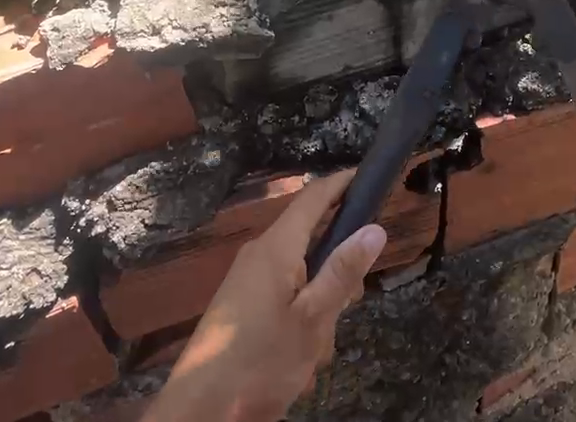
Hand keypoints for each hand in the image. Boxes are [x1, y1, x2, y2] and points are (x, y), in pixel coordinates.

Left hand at [145, 173, 386, 421]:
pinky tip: (301, 359)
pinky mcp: (243, 308)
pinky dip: (301, 321)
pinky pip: (285, 298)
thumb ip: (343, 271)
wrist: (200, 413)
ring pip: (302, 277)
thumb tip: (375, 227)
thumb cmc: (259, 361)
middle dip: (337, 270)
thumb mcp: (313, 319)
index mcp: (276, 247)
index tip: (370, 176)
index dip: (342, 183)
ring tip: (319, 347)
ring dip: (319, 306)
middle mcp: (259, 255)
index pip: (313, 197)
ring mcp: (248, 282)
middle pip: (312, 241)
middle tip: (351, 303)